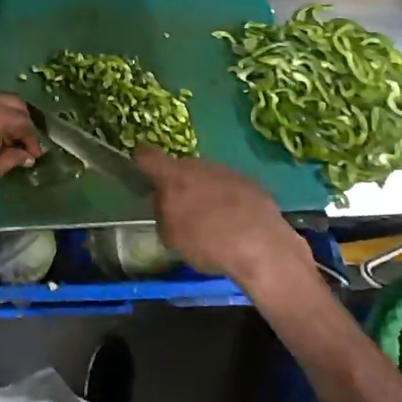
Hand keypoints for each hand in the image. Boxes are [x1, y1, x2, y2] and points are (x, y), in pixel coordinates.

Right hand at [134, 146, 309, 288]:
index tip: (140, 170)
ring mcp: (227, 171)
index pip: (147, 155)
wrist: (262, 246)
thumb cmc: (207, 242)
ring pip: (207, 177)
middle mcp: (199, 165)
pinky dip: (228, 201)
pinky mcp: (251, 183)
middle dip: (178, 184)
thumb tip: (165, 201)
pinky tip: (235, 225)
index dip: (140, 160)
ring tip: (211, 221)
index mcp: (173, 175)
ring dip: (204, 192)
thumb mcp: (170, 236)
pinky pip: (230, 188)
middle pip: (180, 168)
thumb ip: (162, 212)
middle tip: (180, 209)